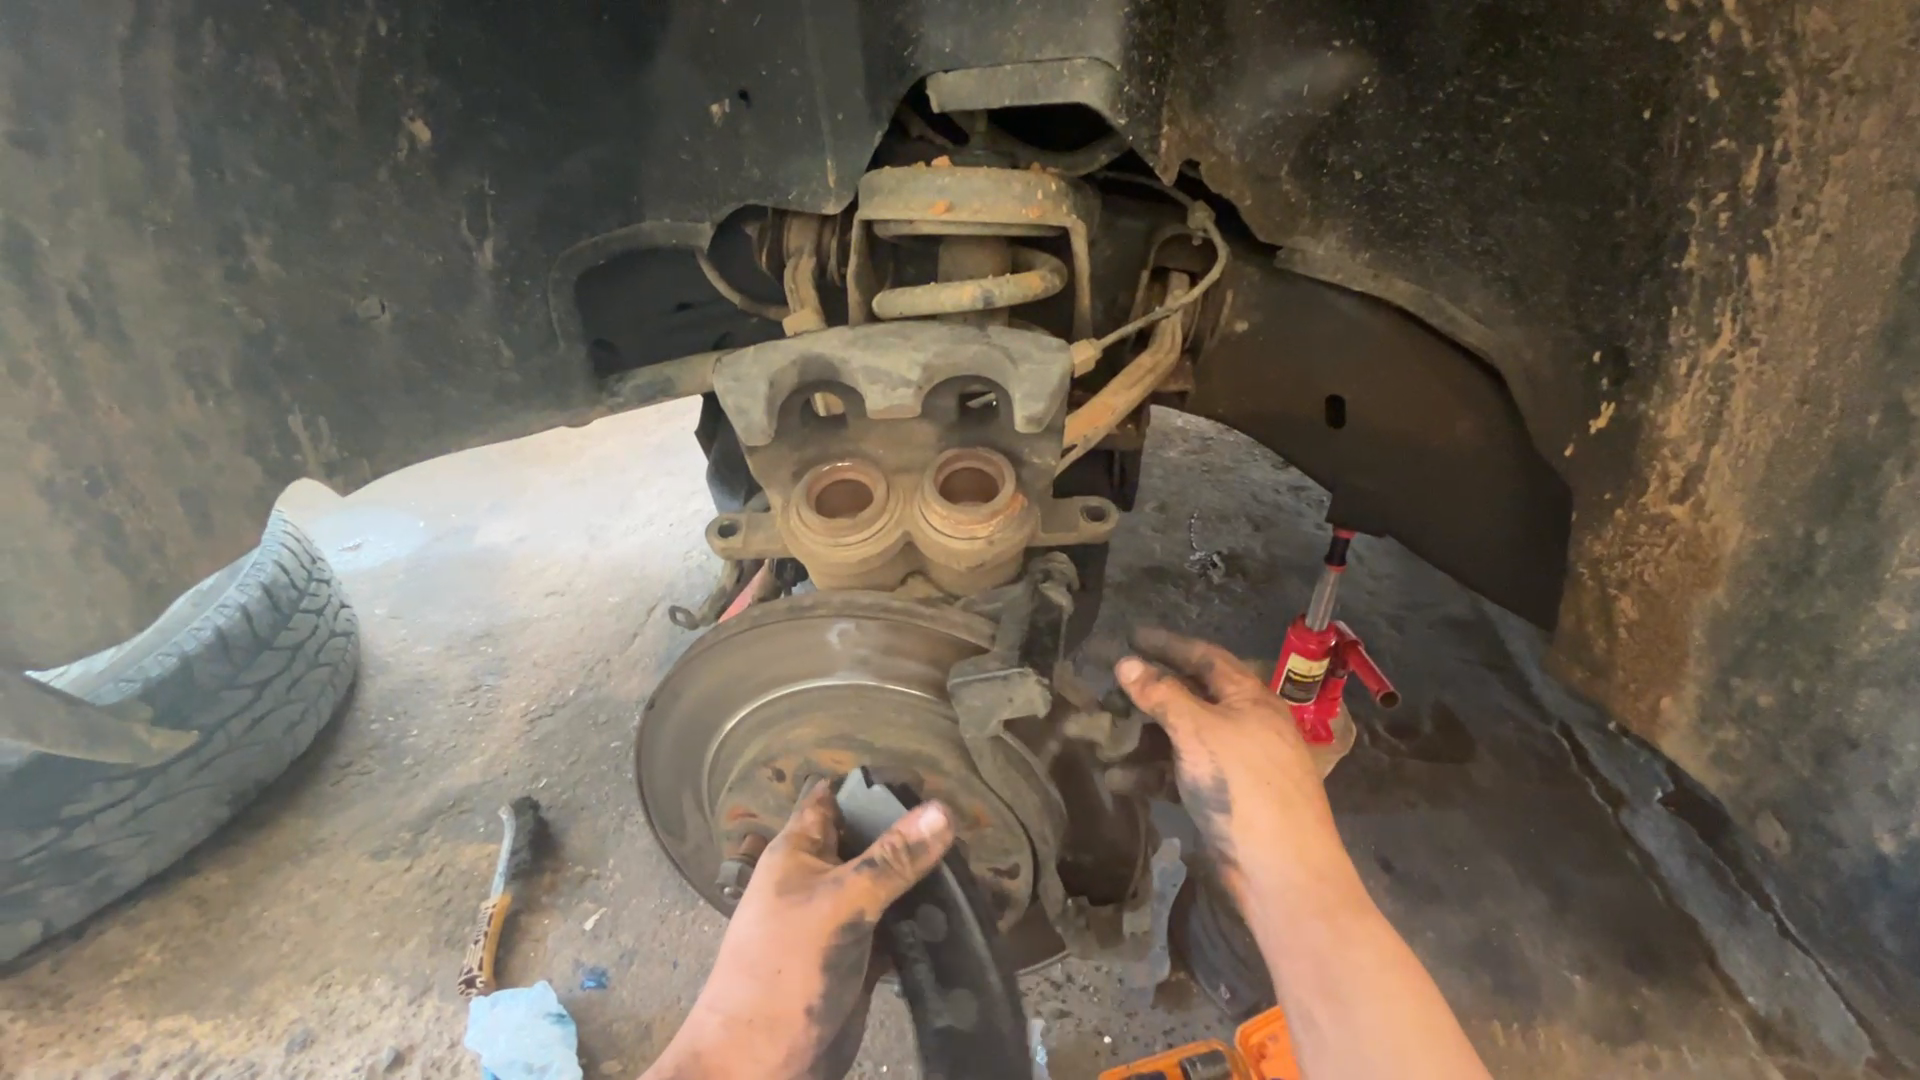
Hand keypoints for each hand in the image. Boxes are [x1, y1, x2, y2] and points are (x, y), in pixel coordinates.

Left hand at [646, 781, 954, 1079]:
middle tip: (967, 826)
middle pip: (871, 840)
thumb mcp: (840, 904)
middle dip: (912, 833)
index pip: (835, 795)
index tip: (926, 780)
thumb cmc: (786, 969)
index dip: (873, 783)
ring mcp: (843, 918)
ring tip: (975, 866)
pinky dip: (925, 922)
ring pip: (889, 884)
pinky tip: (962, 914)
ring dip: (924, 879)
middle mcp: (822, 876)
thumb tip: (943, 809)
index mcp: (802, 849)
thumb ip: (892, 860)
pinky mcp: (863, 956)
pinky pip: (899, 927)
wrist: (758, 1068)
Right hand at [1114, 627, 1346, 899]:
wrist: (1281, 872)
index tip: (1133, 636)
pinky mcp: (1223, 798)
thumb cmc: (1242, 786)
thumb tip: (1126, 662)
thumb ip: (1161, 694)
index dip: (1169, 645)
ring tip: (1105, 736)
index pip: (1206, 658)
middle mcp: (1245, 725)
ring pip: (1182, 738)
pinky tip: (1119, 779)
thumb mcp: (1197, 731)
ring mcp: (1235, 764)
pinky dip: (1151, 773)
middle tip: (1111, 688)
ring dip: (1144, 738)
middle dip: (1150, 694)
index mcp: (1250, 699)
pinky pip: (1181, 774)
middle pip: (1191, 698)